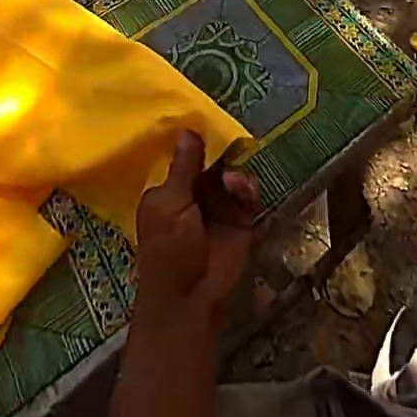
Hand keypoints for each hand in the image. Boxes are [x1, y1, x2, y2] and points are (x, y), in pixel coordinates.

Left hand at [133, 130, 257, 331]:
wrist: (190, 297)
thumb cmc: (168, 249)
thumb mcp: (170, 204)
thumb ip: (183, 167)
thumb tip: (187, 130)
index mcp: (169, 190)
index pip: (184, 158)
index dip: (196, 142)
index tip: (209, 118)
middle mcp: (195, 194)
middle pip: (213, 163)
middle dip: (222, 153)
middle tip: (233, 141)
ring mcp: (219, 207)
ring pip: (232, 176)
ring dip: (234, 174)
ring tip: (233, 182)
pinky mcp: (240, 219)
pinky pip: (247, 195)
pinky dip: (246, 188)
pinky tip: (242, 189)